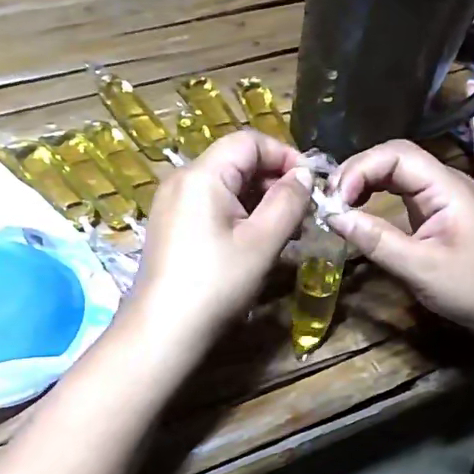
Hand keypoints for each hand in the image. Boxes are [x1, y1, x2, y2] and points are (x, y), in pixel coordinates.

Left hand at [122, 130, 312, 348]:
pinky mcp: (169, 228)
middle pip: (235, 162)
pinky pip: (209, 207)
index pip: (249, 141)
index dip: (285, 155)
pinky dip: (237, 216)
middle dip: (273, 181)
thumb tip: (304, 174)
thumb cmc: (216, 284)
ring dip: (258, 201)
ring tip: (285, 232)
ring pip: (224, 187)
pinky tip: (255, 243)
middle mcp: (181, 181)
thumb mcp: (262, 241)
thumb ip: (288, 201)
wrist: (163, 331)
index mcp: (202, 175)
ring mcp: (170, 205)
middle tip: (302, 214)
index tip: (311, 185)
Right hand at [329, 139, 473, 331]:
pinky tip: (358, 209)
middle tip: (330, 202)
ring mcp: (440, 194)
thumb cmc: (470, 288)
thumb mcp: (419, 268)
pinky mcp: (434, 209)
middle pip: (393, 156)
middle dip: (357, 172)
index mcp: (446, 188)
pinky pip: (399, 189)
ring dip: (363, 181)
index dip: (360, 170)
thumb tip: (333, 216)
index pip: (396, 155)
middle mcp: (443, 182)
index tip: (336, 200)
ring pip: (394, 170)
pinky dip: (374, 194)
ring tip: (338, 204)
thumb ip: (376, 240)